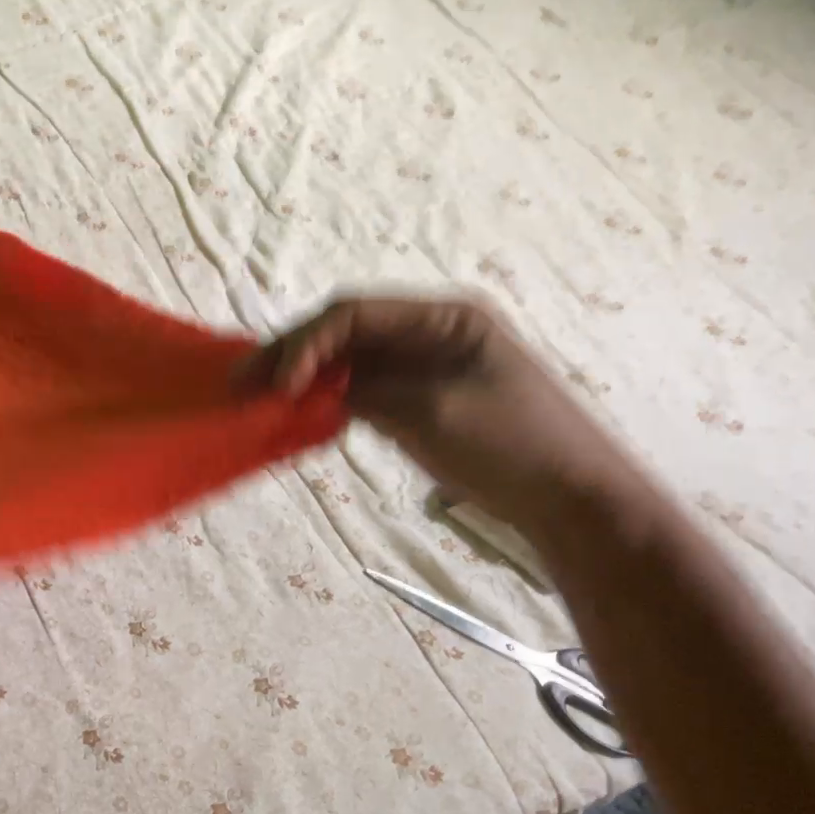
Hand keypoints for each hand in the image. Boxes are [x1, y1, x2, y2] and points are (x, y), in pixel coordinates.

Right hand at [239, 294, 643, 531]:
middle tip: (242, 381)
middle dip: (290, 354)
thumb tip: (303, 389)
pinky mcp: (411, 396)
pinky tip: (290, 410)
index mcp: (445, 316)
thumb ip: (363, 390)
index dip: (307, 342)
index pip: (353, 312)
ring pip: (341, 358)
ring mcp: (418, 364)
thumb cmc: (513, 444)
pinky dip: (320, 396)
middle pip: (341, 331)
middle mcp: (427, 330)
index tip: (281, 383)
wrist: (572, 501)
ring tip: (253, 394)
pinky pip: (353, 386)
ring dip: (298, 374)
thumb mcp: (431, 410)